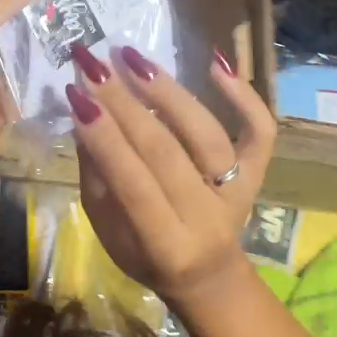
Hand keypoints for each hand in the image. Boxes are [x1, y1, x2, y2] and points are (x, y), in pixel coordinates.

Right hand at [65, 43, 275, 310]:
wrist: (208, 278)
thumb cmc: (144, 255)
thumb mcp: (106, 229)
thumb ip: (96, 175)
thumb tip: (84, 113)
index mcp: (165, 245)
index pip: (133, 183)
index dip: (105, 138)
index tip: (76, 93)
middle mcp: (208, 219)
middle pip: (167, 152)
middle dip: (126, 103)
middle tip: (94, 63)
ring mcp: (238, 194)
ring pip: (208, 134)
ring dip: (168, 91)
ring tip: (132, 58)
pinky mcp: (258, 175)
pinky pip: (260, 131)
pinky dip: (245, 95)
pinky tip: (215, 61)